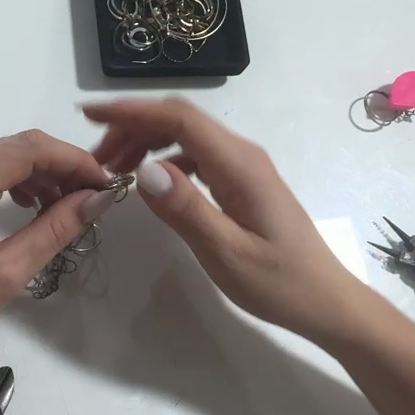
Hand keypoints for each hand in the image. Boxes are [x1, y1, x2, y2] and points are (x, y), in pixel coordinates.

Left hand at [0, 130, 113, 377]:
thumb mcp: (8, 272)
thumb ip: (55, 229)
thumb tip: (97, 201)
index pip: (29, 148)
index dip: (73, 160)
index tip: (104, 185)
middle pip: (18, 147)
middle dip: (61, 166)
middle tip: (93, 197)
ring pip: (5, 158)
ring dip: (42, 174)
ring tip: (69, 206)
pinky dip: (19, 184)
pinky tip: (35, 208)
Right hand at [85, 99, 372, 343]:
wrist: (326, 302)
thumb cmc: (278, 283)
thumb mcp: (226, 253)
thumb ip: (186, 209)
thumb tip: (144, 170)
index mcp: (238, 166)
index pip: (178, 119)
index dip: (131, 112)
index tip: (88, 115)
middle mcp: (242, 155)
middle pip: (179, 120)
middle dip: (131, 128)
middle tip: (96, 161)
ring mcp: (243, 168)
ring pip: (185, 137)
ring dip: (145, 144)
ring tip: (113, 172)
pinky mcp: (241, 183)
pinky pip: (195, 157)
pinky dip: (163, 162)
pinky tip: (148, 187)